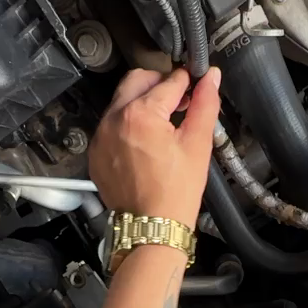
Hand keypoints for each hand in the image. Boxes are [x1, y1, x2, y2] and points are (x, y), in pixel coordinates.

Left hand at [88, 67, 221, 227]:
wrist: (152, 229)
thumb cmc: (175, 195)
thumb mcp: (197, 146)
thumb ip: (204, 105)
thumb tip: (211, 78)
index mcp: (140, 114)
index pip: (168, 81)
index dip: (187, 82)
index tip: (195, 85)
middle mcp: (113, 120)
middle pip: (137, 80)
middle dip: (159, 84)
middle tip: (178, 101)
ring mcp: (101, 137)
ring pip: (122, 102)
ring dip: (141, 104)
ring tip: (162, 127)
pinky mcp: (96, 154)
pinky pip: (110, 127)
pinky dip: (127, 127)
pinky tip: (144, 145)